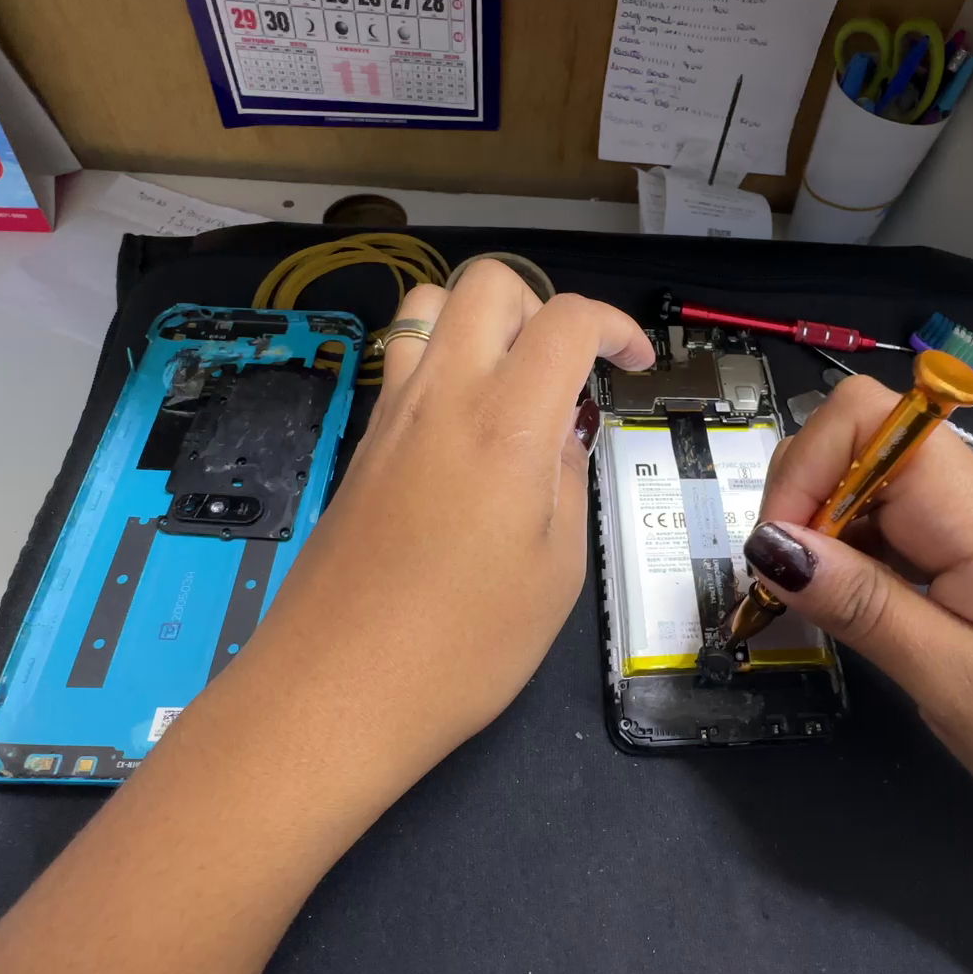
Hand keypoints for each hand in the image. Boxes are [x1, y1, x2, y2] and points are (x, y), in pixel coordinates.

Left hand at [240, 260, 651, 777]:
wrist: (337, 691)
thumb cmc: (465, 644)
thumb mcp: (556, 570)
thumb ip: (569, 480)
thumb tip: (566, 435)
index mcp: (508, 423)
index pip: (567, 320)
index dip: (617, 326)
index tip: (635, 365)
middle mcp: (443, 396)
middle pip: (489, 283)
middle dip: (544, 307)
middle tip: (569, 372)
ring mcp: (391, 416)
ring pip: (431, 308)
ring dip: (485, 325)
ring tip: (515, 389)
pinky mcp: (363, 446)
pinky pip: (405, 365)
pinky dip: (448, 365)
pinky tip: (470, 434)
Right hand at [746, 376, 972, 850]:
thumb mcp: (960, 685)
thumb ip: (865, 607)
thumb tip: (770, 546)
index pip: (865, 418)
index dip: (806, 468)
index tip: (780, 554)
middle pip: (852, 439)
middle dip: (800, 502)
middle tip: (793, 590)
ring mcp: (968, 512)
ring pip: (856, 477)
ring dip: (814, 530)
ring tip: (815, 605)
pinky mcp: (960, 540)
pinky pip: (877, 515)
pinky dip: (840, 550)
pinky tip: (844, 602)